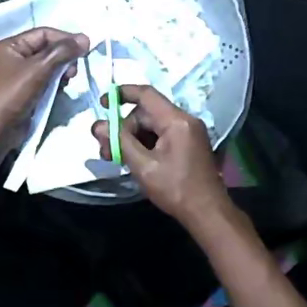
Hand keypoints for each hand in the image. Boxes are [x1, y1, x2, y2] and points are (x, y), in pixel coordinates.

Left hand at [0, 28, 88, 138]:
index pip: (43, 33)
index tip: (85, 48)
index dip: (65, 38)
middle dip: (63, 57)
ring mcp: (19, 77)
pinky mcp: (25, 93)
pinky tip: (61, 90)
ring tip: (68, 81)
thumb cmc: (12, 95)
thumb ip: (62, 52)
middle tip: (73, 70)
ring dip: (61, 72)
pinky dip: (55, 84)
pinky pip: (45, 82)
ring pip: (48, 67)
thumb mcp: (38, 69)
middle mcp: (13, 58)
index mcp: (10, 46)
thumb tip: (85, 38)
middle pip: (46, 50)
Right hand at [92, 84, 229, 225]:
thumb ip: (120, 142)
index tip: (103, 104)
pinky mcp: (189, 144)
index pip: (146, 94)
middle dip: (123, 128)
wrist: (207, 212)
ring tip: (116, 158)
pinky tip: (133, 160)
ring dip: (132, 139)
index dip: (122, 94)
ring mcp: (188, 132)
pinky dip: (145, 144)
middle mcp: (185, 120)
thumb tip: (99, 126)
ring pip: (152, 126)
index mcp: (176, 121)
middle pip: (146, 114)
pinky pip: (161, 135)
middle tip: (107, 149)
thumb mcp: (143, 166)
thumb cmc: (175, 189)